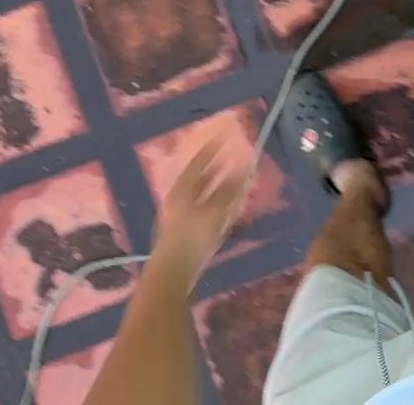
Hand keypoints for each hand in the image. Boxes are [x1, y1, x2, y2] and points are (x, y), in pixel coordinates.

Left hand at [151, 142, 244, 284]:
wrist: (170, 277)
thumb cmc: (191, 239)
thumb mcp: (214, 213)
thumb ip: (229, 189)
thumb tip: (243, 165)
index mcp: (181, 190)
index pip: (198, 163)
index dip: (212, 150)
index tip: (224, 137)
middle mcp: (177, 201)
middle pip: (199, 180)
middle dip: (216, 171)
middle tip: (232, 161)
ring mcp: (179, 218)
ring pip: (201, 197)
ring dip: (218, 189)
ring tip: (234, 184)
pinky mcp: (184, 235)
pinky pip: (203, 212)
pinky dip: (215, 206)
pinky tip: (226, 212)